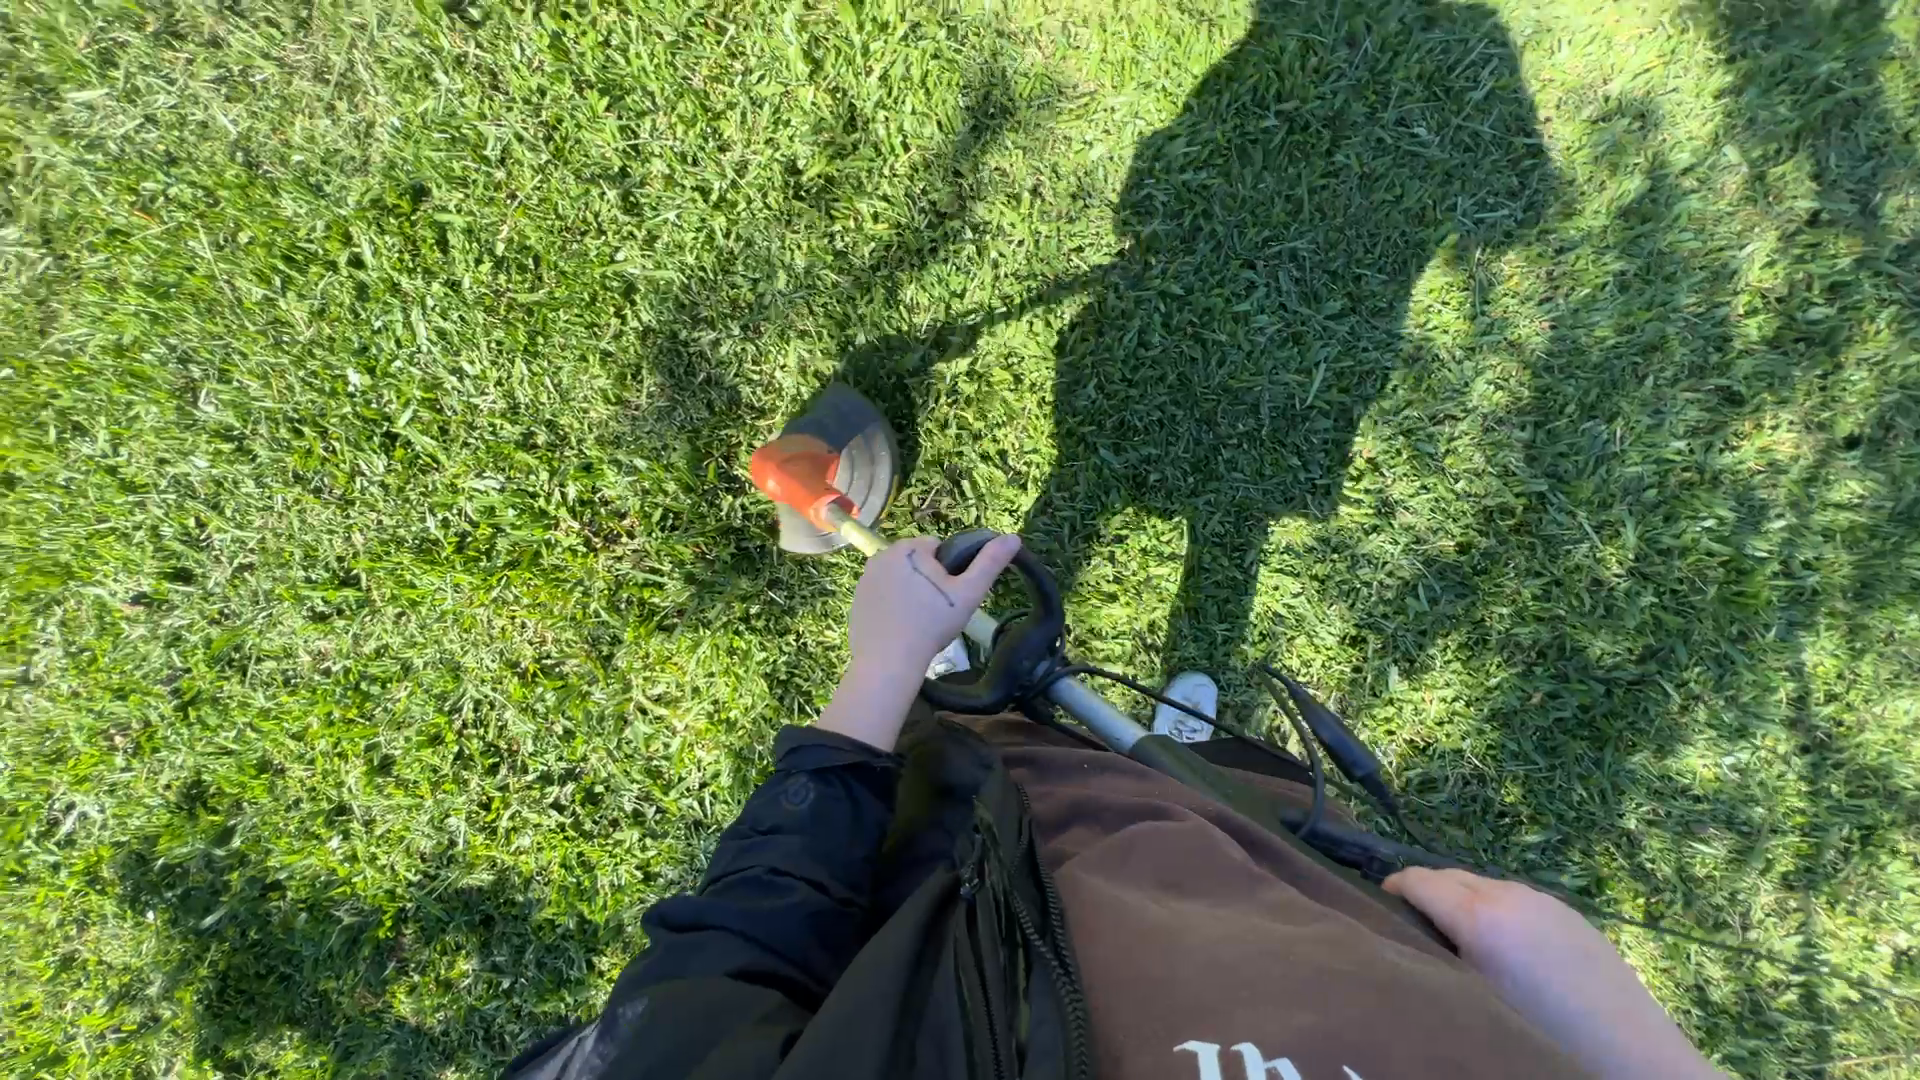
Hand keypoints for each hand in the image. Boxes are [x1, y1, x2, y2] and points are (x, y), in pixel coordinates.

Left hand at [817, 533, 1021, 749]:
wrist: (889, 661)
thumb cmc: (932, 624)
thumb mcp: (969, 593)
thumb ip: (990, 563)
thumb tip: (1013, 537)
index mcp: (909, 548)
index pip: (937, 548)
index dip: (949, 571)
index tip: (948, 596)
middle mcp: (881, 555)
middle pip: (917, 562)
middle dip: (928, 580)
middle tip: (936, 610)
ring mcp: (865, 578)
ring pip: (899, 578)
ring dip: (910, 591)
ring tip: (918, 620)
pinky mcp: (856, 599)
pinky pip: (882, 594)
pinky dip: (891, 604)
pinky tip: (900, 626)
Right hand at [1384, 868, 1726, 1079]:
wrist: (1642, 1069)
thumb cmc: (1544, 1040)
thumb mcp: (1474, 1000)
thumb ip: (1434, 955)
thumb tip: (1401, 933)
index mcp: (1480, 917)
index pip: (1415, 879)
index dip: (1390, 892)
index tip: (1380, 916)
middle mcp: (1509, 895)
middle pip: (1445, 875)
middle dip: (1424, 895)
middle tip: (1417, 935)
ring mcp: (1544, 901)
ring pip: (1479, 885)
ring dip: (1460, 902)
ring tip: (1464, 946)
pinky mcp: (1571, 913)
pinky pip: (1514, 898)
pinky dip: (1495, 911)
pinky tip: (1509, 953)